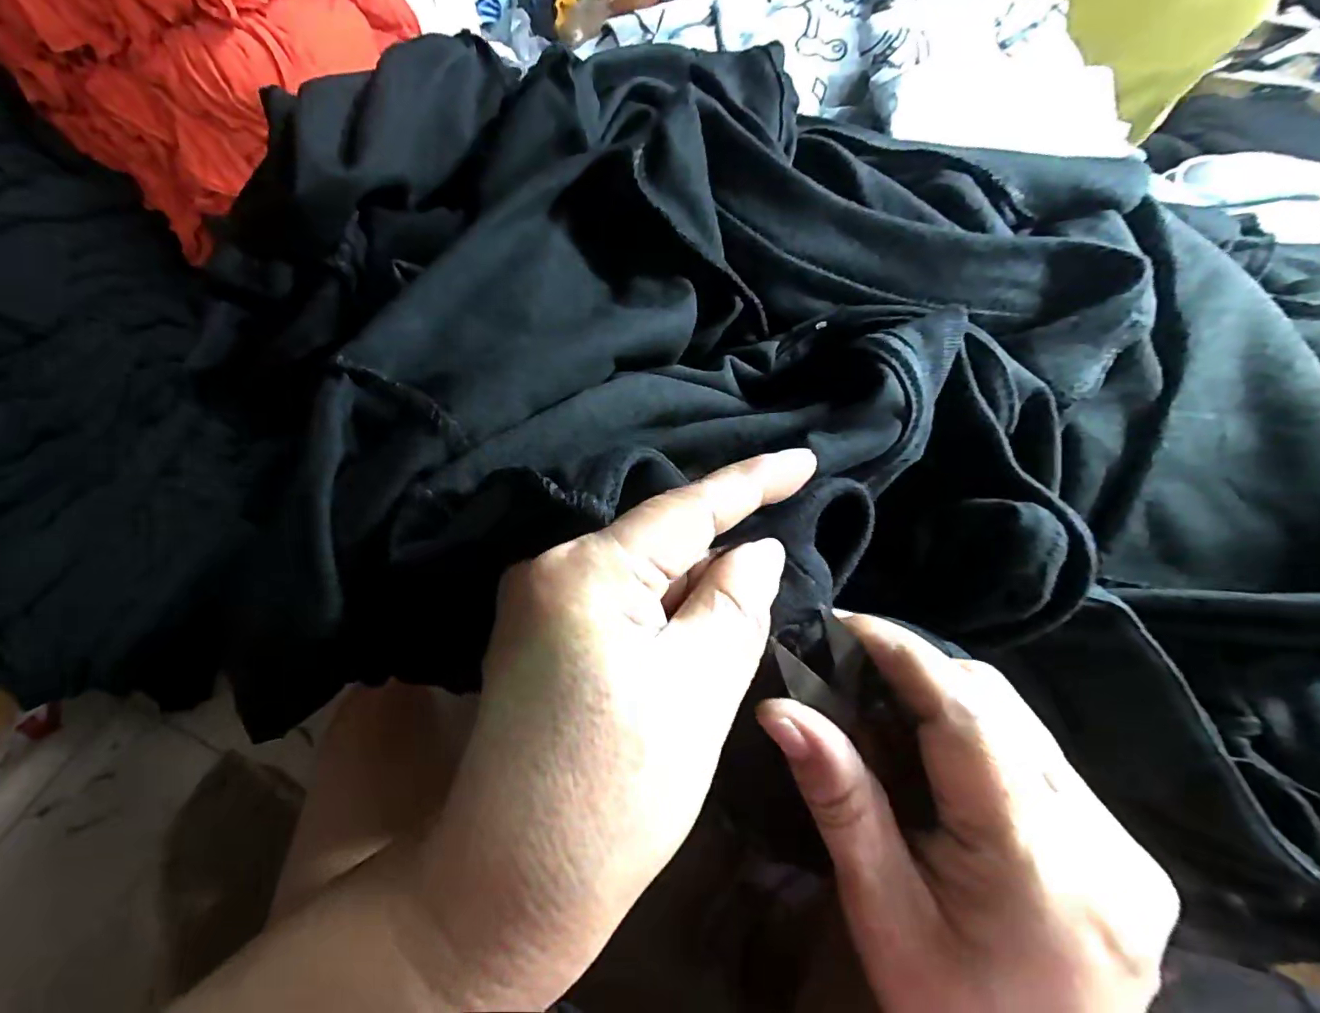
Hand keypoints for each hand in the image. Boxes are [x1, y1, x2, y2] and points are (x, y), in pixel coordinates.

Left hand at [412, 448, 816, 1005]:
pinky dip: (647, 610)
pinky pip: (600, 602)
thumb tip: (752, 549)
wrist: (519, 865)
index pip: (679, 510)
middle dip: (711, 546)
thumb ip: (731, 603)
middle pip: (646, 541)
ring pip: (625, 574)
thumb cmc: (620, 785)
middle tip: (778, 543)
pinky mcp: (525, 638)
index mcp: (581, 568)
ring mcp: (525, 604)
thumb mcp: (698, 688)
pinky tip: (680, 626)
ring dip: (681, 583)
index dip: (747, 483)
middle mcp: (541, 569)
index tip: (800, 455)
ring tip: (739, 595)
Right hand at [759, 615, 1178, 1012]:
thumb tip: (777, 709)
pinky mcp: (1126, 855)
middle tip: (845, 665)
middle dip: (921, 671)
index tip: (843, 620)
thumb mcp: (877, 902)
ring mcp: (1125, 848)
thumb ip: (838, 799)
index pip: (971, 720)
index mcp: (1036, 859)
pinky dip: (979, 734)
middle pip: (1005, 711)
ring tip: (878, 702)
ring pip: (1028, 729)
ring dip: (949, 700)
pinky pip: (1042, 761)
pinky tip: (932, 756)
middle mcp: (1102, 842)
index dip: (906, 656)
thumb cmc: (942, 997)